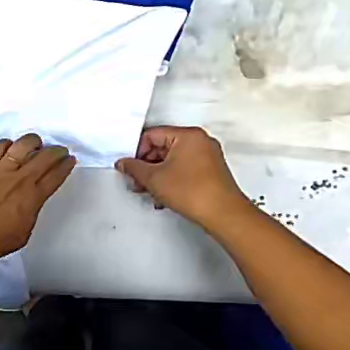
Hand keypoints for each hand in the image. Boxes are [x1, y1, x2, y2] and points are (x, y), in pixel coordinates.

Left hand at [0, 134, 76, 267]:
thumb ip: (32, 209)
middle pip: (45, 157)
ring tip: (36, 143)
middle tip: (59, 150)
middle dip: (56, 151)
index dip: (65, 166)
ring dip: (33, 142)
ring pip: (23, 145)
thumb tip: (33, 198)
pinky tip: (10, 146)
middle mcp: (20, 179)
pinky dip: (7, 144)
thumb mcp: (24, 230)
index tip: (69, 160)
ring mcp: (0, 170)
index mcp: (33, 197)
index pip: (55, 176)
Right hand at [115, 126, 252, 226]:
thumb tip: (125, 163)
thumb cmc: (197, 193)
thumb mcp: (153, 178)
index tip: (131, 166)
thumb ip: (134, 168)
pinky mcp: (212, 171)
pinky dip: (172, 178)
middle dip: (147, 165)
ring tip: (150, 190)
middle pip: (163, 147)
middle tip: (137, 180)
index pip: (152, 135)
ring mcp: (208, 156)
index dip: (137, 152)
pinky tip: (164, 194)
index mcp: (188, 135)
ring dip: (158, 174)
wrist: (224, 215)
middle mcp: (200, 141)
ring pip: (173, 159)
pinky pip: (185, 168)